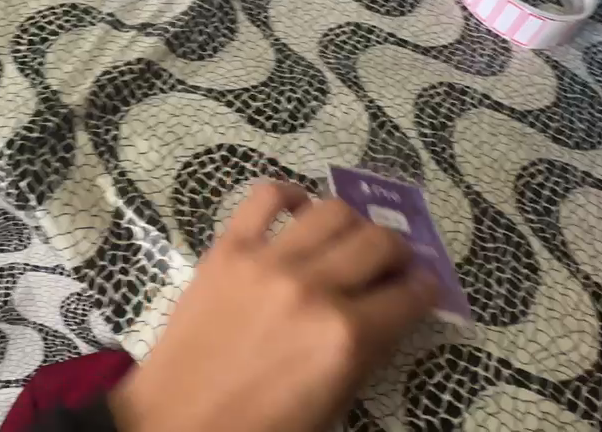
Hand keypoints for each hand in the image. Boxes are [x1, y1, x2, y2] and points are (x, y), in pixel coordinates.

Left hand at [110, 182, 435, 431]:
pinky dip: (290, 193)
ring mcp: (268, 260)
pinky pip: (265, 196)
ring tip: (350, 237)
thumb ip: (364, 356)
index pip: (407, 296)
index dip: (426, 287)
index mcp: (344, 339)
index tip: (427, 283)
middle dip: (398, 250)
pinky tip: (299, 206)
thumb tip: (389, 315)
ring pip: (332, 210)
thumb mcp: (329, 408)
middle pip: (378, 241)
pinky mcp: (229, 246)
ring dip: (354, 221)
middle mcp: (314, 288)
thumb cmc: (259, 430)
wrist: (175, 424)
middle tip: (393, 262)